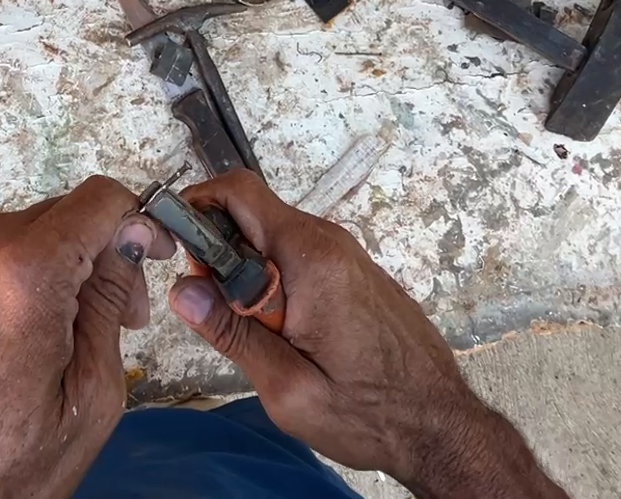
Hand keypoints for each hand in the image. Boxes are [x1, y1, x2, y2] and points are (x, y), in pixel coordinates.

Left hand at [0, 176, 172, 498]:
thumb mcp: (90, 391)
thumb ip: (111, 297)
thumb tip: (131, 236)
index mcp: (25, 271)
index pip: (101, 199)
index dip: (139, 220)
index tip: (156, 252)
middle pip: (71, 211)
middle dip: (108, 249)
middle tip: (125, 313)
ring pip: (41, 226)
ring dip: (73, 261)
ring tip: (82, 328)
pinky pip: (8, 245)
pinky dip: (37, 268)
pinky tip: (44, 322)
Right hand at [169, 170, 565, 498]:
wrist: (444, 428)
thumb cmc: (369, 411)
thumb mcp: (287, 386)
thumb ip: (231, 332)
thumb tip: (181, 289)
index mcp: (309, 255)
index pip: (239, 191)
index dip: (198, 203)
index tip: (175, 241)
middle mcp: (327, 239)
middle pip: (252, 211)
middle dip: (216, 244)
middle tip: (206, 296)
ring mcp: (343, 251)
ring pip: (272, 233)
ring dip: (243, 263)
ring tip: (243, 319)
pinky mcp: (351, 268)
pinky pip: (296, 251)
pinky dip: (271, 272)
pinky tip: (277, 322)